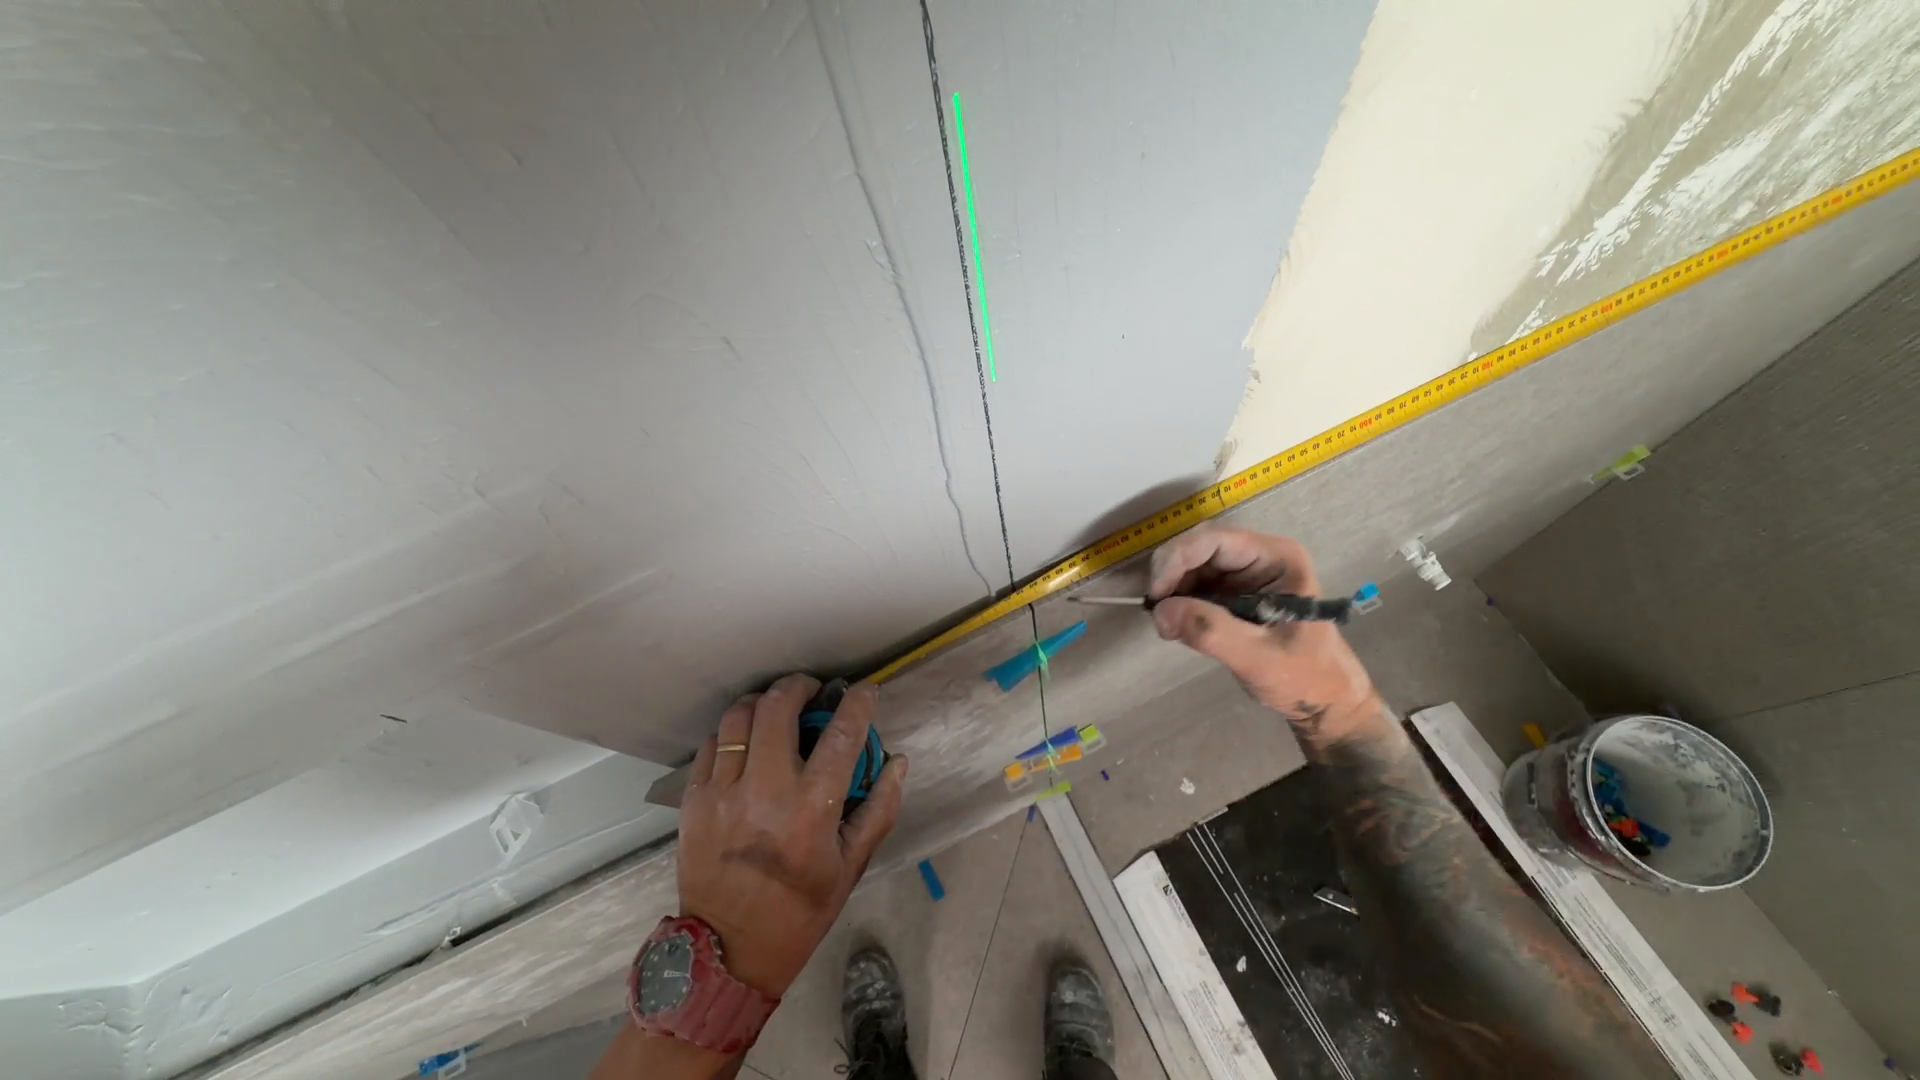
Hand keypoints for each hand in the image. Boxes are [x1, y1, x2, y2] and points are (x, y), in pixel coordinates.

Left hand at [676, 674, 907, 996]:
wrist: (728, 951)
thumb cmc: (800, 910)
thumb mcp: (851, 865)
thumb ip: (879, 808)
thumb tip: (896, 761)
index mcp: (811, 808)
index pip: (841, 734)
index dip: (857, 702)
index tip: (864, 690)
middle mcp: (765, 789)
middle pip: (777, 707)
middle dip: (799, 686)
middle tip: (812, 690)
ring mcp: (723, 792)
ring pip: (738, 717)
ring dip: (762, 703)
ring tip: (775, 709)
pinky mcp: (694, 802)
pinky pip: (711, 745)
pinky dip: (732, 733)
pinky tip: (744, 743)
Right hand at [1148, 526, 1377, 742]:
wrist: (1326, 701)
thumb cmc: (1305, 677)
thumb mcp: (1259, 658)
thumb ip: (1211, 631)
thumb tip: (1160, 612)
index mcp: (1277, 558)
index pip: (1214, 539)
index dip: (1177, 559)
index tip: (1156, 595)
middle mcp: (1259, 556)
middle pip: (1198, 547)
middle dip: (1171, 575)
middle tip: (1157, 613)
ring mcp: (1245, 573)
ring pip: (1191, 565)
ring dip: (1172, 590)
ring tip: (1167, 625)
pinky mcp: (1232, 592)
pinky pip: (1194, 584)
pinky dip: (1178, 601)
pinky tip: (1177, 625)